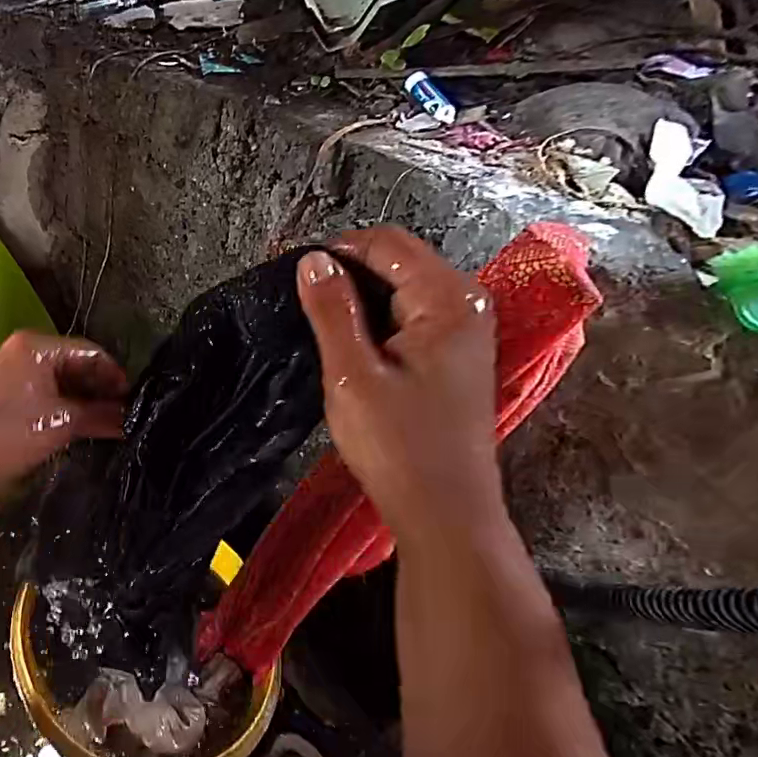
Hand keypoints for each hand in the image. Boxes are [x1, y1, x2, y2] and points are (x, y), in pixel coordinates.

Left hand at [0, 331, 128, 496]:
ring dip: (85, 400)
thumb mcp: (64, 423)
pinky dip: (66, 406)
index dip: (114, 375)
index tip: (132, 398)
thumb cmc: (11, 434)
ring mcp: (13, 372)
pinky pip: (47, 392)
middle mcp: (24, 351)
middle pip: (76, 364)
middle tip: (123, 411)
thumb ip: (102, 416)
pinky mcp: (8, 394)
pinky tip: (83, 424)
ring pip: (62, 380)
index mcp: (36, 346)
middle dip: (100, 388)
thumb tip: (129, 417)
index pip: (90, 352)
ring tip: (108, 421)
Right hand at [297, 228, 500, 538]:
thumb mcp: (352, 374)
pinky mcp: (457, 354)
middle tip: (299, 295)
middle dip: (348, 271)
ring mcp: (466, 330)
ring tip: (317, 318)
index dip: (336, 248)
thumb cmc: (398, 447)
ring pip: (403, 289)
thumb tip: (312, 260)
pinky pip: (412, 315)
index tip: (291, 264)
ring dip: (360, 297)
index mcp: (448, 300)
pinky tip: (350, 341)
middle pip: (400, 261)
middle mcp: (467, 304)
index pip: (387, 244)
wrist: (444, 512)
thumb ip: (331, 310)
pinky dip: (378, 319)